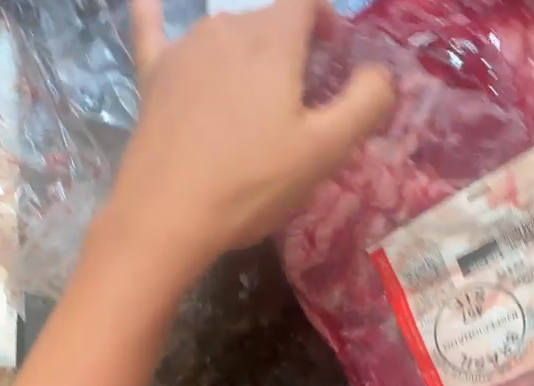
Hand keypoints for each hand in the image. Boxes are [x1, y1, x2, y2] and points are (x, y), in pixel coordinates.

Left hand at [105, 0, 394, 266]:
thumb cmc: (252, 184)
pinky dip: (154, 11)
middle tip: (298, 105)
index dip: (328, 22)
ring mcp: (184, 48)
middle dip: (291, 51)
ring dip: (247, 57)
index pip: (309, 1)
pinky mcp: (153, 75)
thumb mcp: (324, 151)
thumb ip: (365, 103)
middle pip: (269, 23)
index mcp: (274, 37)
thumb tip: (381, 74)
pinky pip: (153, 26)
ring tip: (254, 107)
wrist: (168, 215)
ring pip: (227, 35)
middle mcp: (228, 25)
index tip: (334, 60)